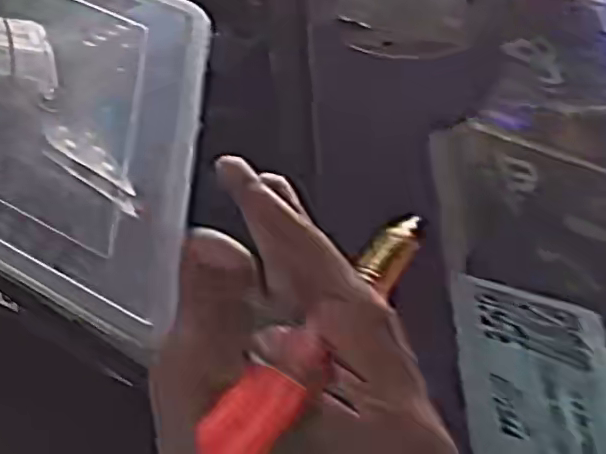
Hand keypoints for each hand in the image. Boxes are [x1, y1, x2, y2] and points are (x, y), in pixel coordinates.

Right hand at [151, 157, 455, 453]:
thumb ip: (212, 313)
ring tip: (263, 205)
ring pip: (339, 321)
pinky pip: (329, 343)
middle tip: (252, 178)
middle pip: (347, 302)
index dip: (285, 227)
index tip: (243, 177)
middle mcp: (403, 415)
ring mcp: (385, 423)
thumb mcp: (202, 385)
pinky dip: (293, 297)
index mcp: (385, 409)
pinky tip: (265, 275)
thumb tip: (213, 242)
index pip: (336, 291)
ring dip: (294, 260)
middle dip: (293, 234)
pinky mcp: (358, 427)